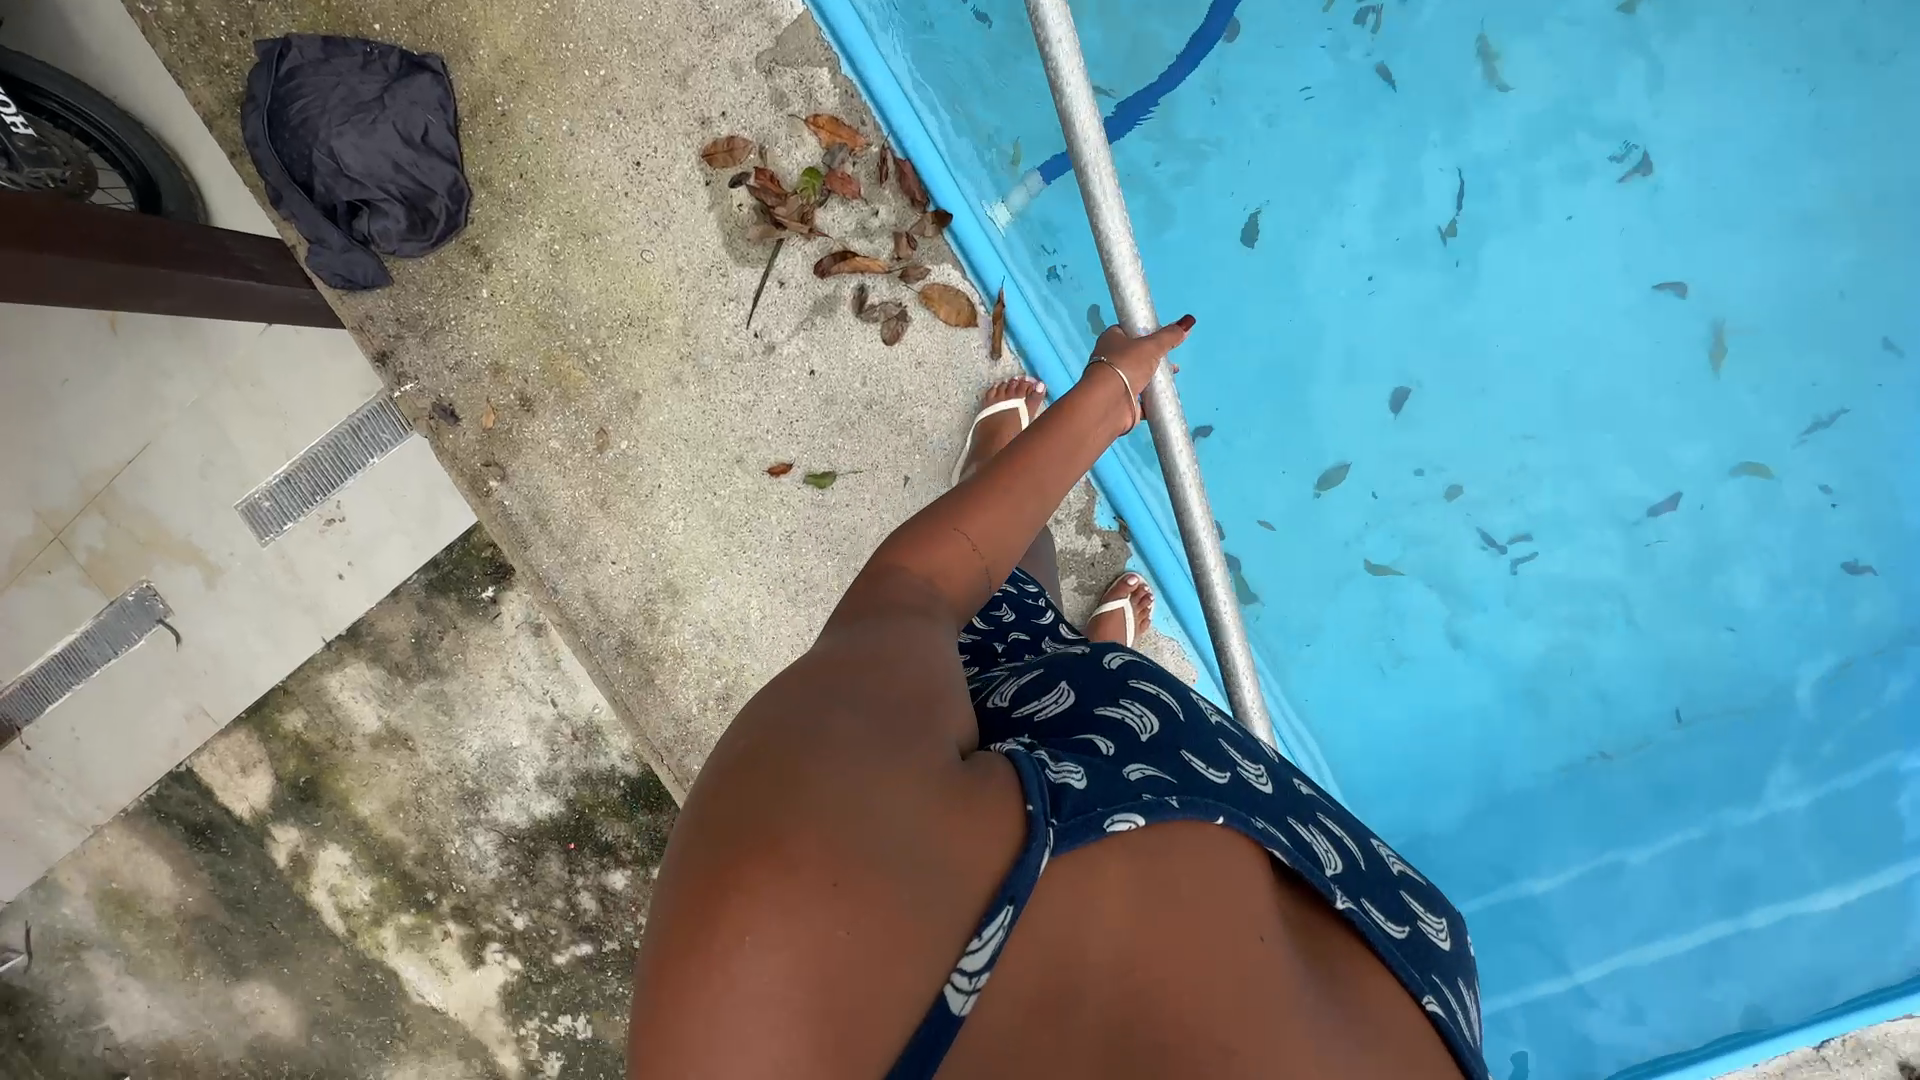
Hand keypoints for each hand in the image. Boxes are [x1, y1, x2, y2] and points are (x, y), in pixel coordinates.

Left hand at [1087, 315, 1194, 431]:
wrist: (1108, 403)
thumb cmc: (1126, 365)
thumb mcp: (1151, 346)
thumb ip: (1169, 336)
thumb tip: (1188, 322)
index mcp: (1111, 339)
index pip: (1129, 330)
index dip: (1146, 332)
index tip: (1162, 337)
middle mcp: (1110, 359)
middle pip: (1136, 356)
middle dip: (1155, 359)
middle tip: (1170, 361)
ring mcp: (1115, 382)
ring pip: (1139, 378)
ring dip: (1155, 380)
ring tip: (1171, 378)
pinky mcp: (1122, 402)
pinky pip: (1141, 400)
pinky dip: (1152, 400)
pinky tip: (1166, 398)